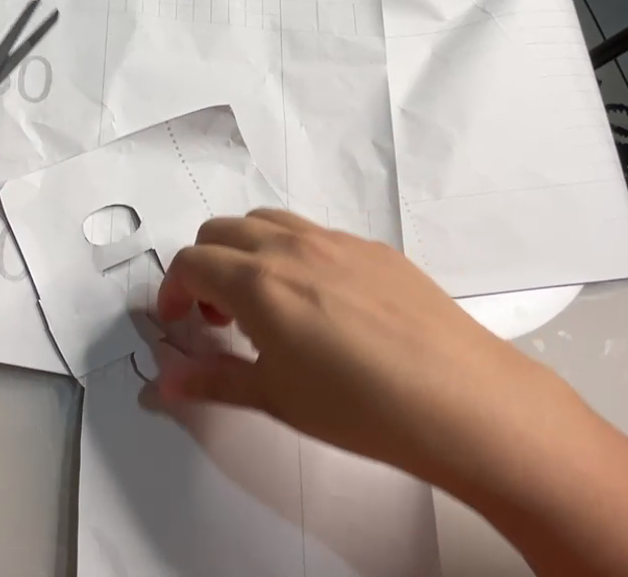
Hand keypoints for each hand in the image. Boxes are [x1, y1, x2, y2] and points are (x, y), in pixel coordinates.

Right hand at [153, 208, 590, 488]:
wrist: (466, 403)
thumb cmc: (362, 407)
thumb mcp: (275, 398)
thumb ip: (211, 381)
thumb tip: (162, 386)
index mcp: (255, 281)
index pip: (189, 263)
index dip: (172, 291)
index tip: (179, 322)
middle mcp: (288, 247)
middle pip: (219, 230)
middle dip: (204, 266)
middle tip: (219, 315)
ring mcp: (335, 241)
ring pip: (266, 220)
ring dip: (246, 250)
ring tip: (267, 300)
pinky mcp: (375, 248)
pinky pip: (315, 233)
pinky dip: (293, 252)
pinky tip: (323, 303)